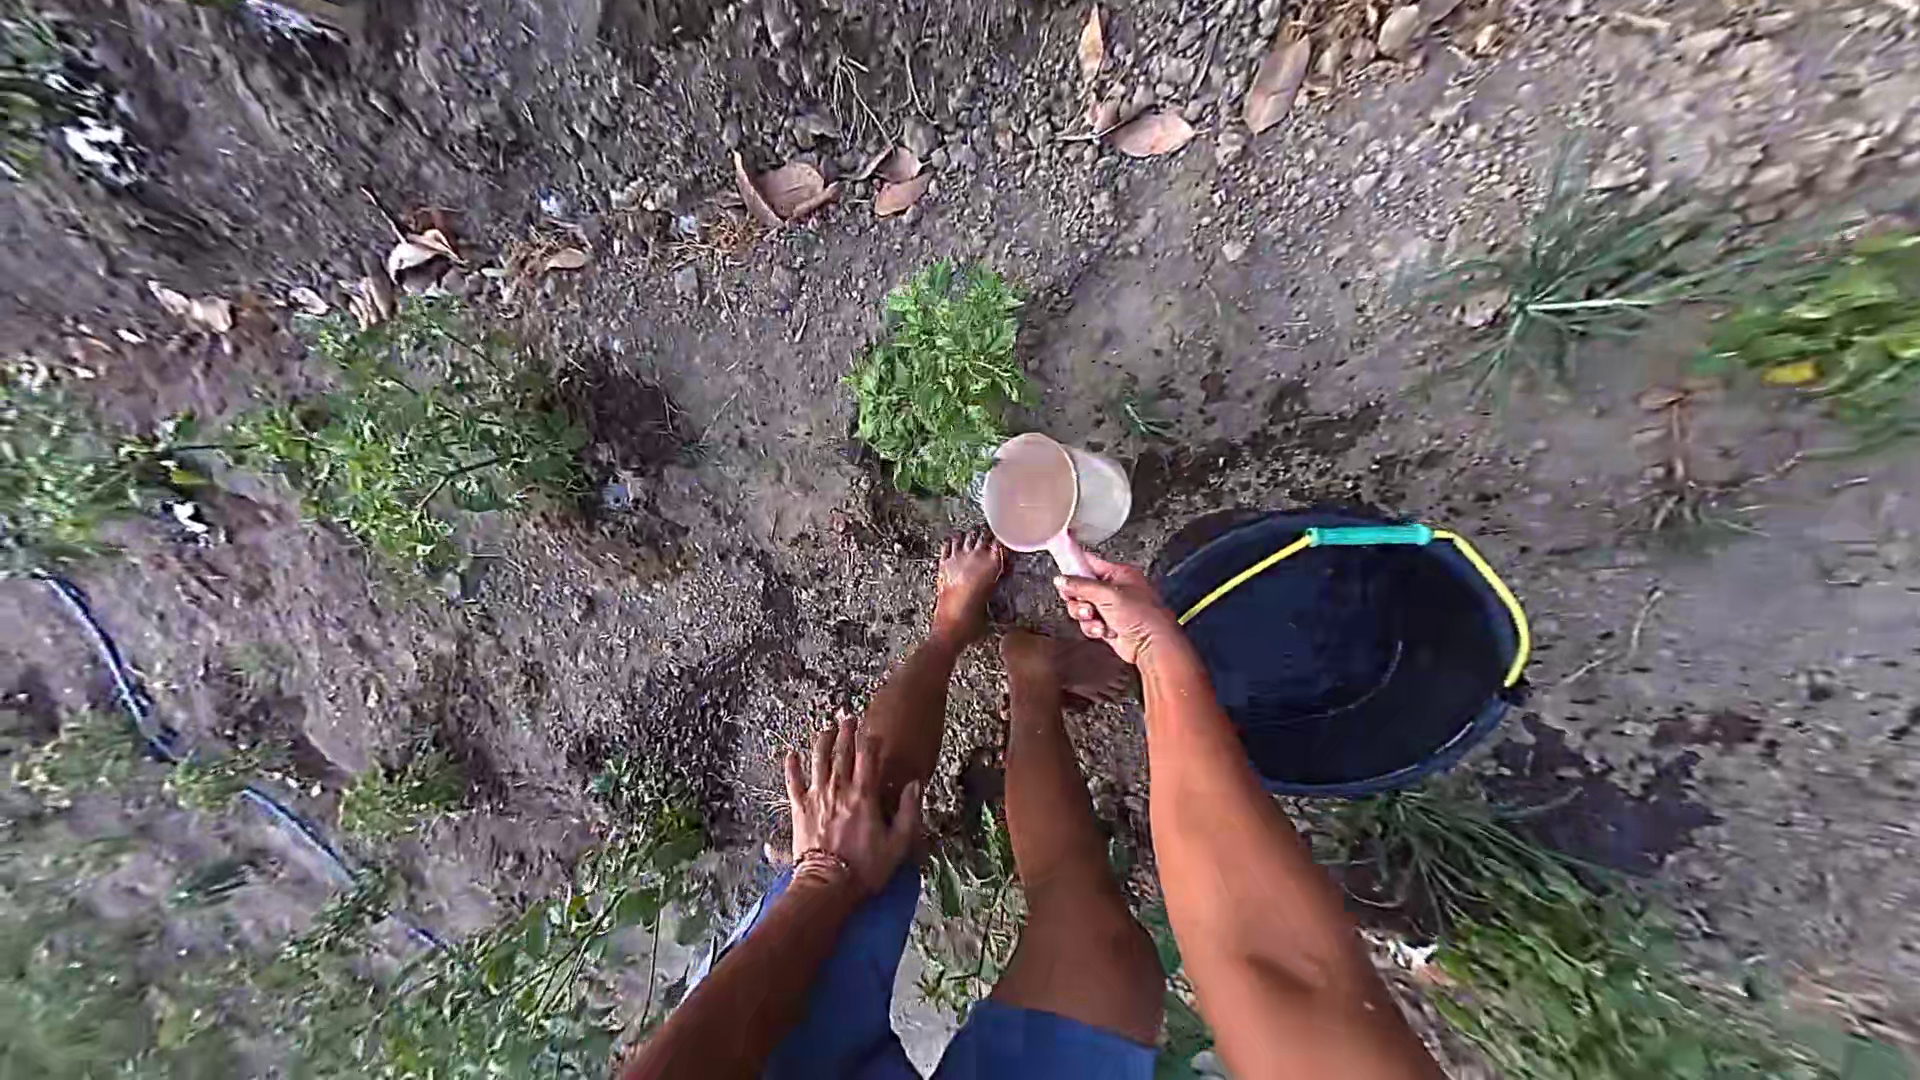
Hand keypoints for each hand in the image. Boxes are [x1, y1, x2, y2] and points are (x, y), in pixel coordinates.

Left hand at [784, 719, 920, 895]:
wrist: (826, 888)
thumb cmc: (865, 868)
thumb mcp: (898, 843)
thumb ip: (909, 811)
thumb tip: (914, 784)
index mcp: (864, 794)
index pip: (868, 756)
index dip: (871, 740)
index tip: (874, 731)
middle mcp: (839, 789)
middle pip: (843, 751)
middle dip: (847, 731)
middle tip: (849, 717)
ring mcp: (817, 796)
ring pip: (819, 759)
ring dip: (823, 741)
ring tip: (827, 728)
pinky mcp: (799, 809)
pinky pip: (793, 782)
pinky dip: (792, 767)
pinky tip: (791, 754)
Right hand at [1054, 552, 1181, 665]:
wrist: (1151, 645)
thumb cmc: (1142, 616)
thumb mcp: (1107, 594)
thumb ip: (1080, 585)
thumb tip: (1062, 579)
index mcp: (1118, 573)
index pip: (1089, 562)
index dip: (1073, 566)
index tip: (1062, 572)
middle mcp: (1113, 589)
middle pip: (1080, 588)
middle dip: (1079, 599)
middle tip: (1086, 604)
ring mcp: (1109, 608)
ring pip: (1081, 607)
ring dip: (1086, 616)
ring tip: (1097, 619)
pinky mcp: (1106, 624)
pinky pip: (1088, 623)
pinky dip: (1093, 628)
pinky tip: (1104, 630)